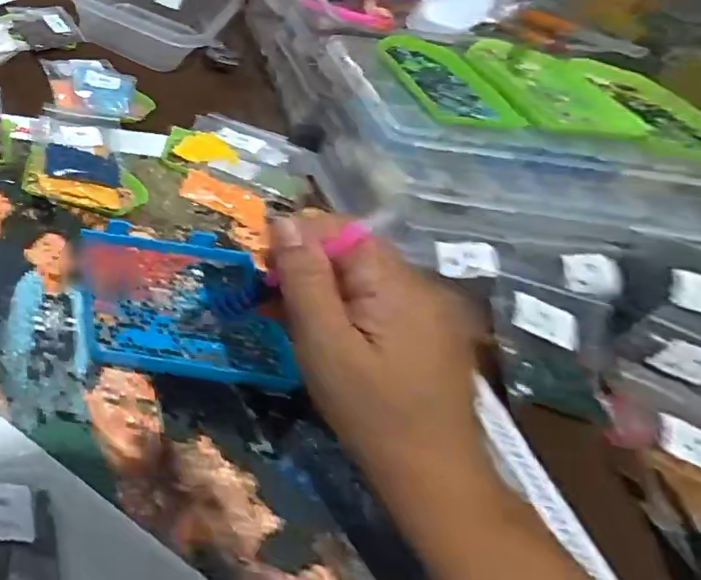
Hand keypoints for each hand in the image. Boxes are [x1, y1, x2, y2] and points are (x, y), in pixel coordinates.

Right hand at [268, 210, 484, 486]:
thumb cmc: (370, 408)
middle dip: (302, 264)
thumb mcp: (323, 340)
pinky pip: (370, 299)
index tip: (265, 270)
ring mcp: (424, 310)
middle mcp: (417, 286)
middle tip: (269, 297)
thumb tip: (283, 220)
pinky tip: (317, 331)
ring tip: (285, 316)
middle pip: (346, 250)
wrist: (434, 481)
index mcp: (397, 283)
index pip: (337, 228)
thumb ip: (303, 276)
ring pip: (354, 275)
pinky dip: (338, 306)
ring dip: (315, 287)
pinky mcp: (421, 333)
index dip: (295, 239)